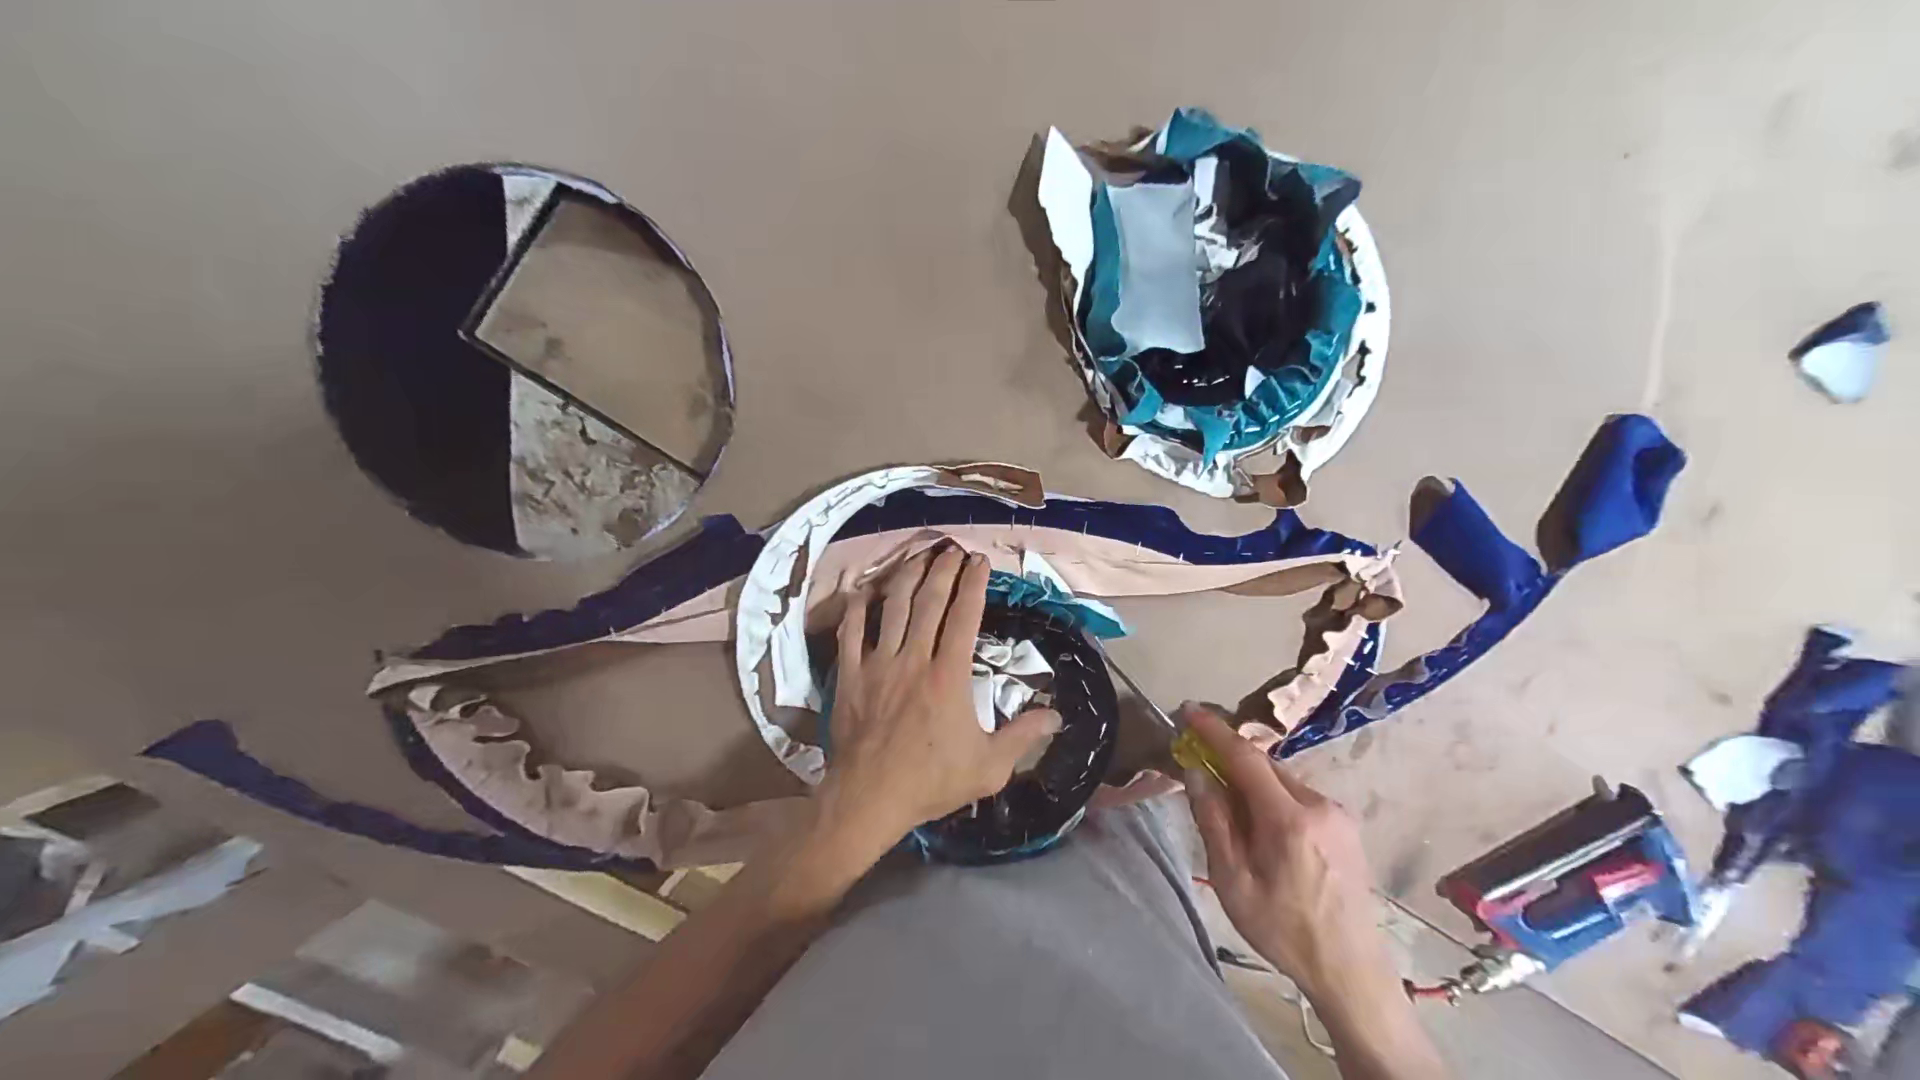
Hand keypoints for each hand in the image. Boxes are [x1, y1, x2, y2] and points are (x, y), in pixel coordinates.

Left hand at [817, 545, 1061, 848]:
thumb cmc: (931, 782)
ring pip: (893, 607)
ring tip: (919, 556)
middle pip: (929, 601)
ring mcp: (878, 664)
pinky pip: (852, 632)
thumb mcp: (989, 767)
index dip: (974, 584)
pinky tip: (864, 590)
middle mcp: (914, 659)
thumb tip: (1056, 715)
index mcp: (948, 675)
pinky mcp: (849, 675)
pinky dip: (858, 608)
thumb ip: (1023, 736)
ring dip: (907, 577)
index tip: (980, 562)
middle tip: (953, 549)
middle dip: (943, 570)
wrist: (869, 798)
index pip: (964, 616)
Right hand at [1180, 703, 1398, 1008]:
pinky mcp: (1345, 827)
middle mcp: (1319, 806)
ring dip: (1250, 780)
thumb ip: (1213, 820)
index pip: (1245, 756)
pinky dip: (1271, 795)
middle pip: (1264, 765)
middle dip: (1228, 757)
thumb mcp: (1232, 880)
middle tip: (1197, 762)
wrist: (1350, 970)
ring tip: (1228, 806)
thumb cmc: (1282, 928)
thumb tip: (1196, 772)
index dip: (1214, 730)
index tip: (1189, 711)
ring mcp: (1338, 815)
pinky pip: (1298, 796)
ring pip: (1282, 780)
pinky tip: (1261, 824)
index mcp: (1289, 819)